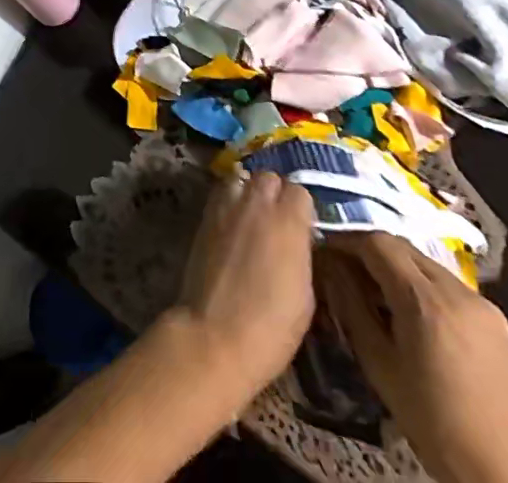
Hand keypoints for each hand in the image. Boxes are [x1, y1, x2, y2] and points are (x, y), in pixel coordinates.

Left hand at [164, 171, 316, 397]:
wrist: (216, 332)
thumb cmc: (273, 323)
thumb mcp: (305, 290)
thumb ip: (300, 251)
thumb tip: (296, 238)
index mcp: (288, 223)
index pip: (299, 191)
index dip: (302, 206)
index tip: (304, 223)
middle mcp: (254, 207)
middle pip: (267, 177)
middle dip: (275, 191)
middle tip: (279, 215)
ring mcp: (223, 209)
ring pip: (238, 179)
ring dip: (247, 190)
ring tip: (253, 214)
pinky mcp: (202, 219)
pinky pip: (219, 195)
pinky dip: (228, 200)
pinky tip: (233, 222)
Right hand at [316, 234, 507, 482]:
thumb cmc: (432, 418)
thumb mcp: (377, 360)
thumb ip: (349, 303)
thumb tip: (327, 266)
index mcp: (426, 301)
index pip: (376, 242)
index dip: (343, 240)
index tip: (321, 254)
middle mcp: (458, 292)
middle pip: (402, 247)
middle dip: (365, 251)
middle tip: (338, 271)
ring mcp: (483, 305)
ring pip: (424, 263)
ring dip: (391, 267)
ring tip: (368, 294)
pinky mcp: (496, 321)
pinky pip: (445, 284)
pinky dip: (416, 284)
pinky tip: (403, 313)